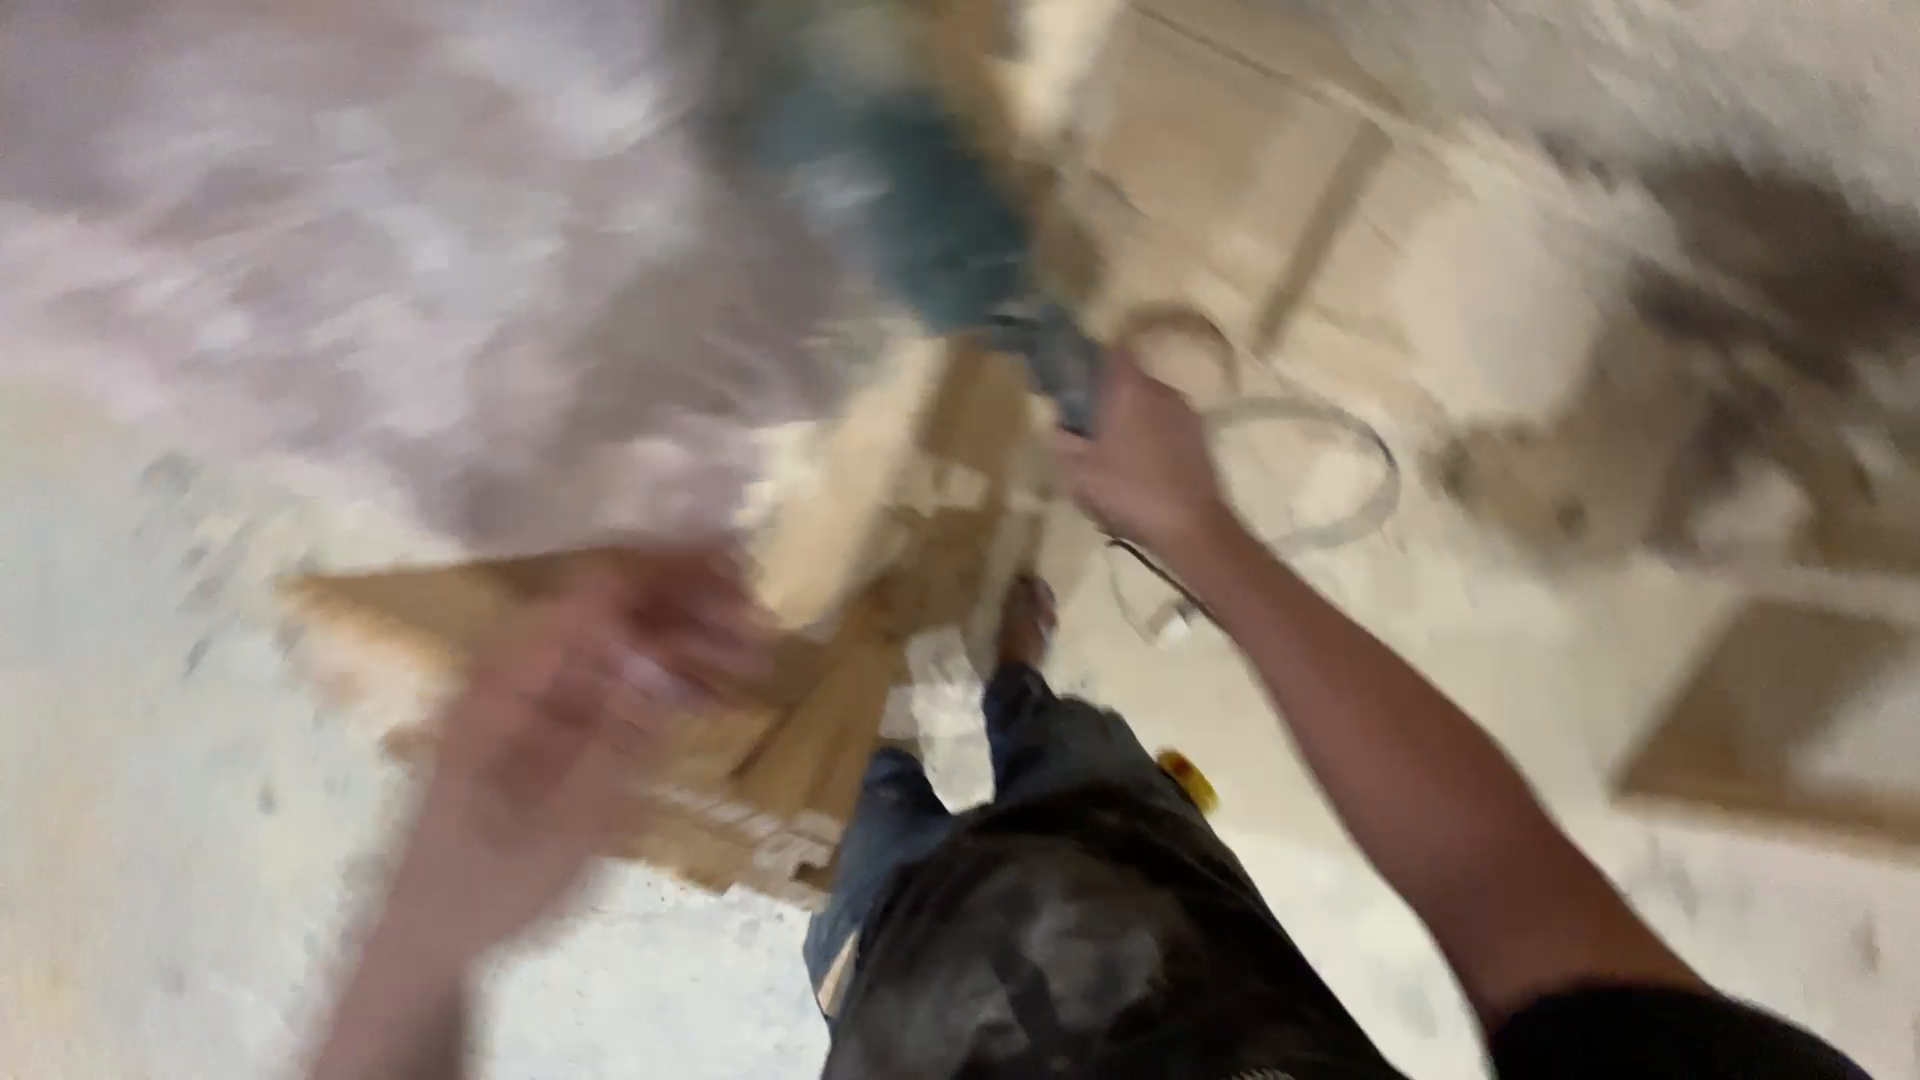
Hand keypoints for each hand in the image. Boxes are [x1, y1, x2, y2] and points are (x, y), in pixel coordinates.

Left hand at [378, 550, 766, 962]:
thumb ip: (618, 727)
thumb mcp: (571, 814)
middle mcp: (522, 664)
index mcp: (514, 677)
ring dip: (691, 638)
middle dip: (694, 602)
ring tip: (753, 659)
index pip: (601, 589)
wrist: (431, 935)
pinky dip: (668, 677)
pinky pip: (616, 673)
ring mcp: (535, 688)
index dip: (673, 570)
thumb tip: (662, 647)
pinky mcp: (550, 712)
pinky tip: (714, 696)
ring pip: (625, 634)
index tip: (738, 575)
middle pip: (618, 601)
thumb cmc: (498, 882)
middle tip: (758, 624)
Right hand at [1055, 350, 1235, 552]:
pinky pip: (1167, 423)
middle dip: (1109, 397)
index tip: (1075, 385)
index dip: (1091, 363)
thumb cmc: (1129, 492)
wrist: (1192, 526)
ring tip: (1116, 452)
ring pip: (1150, 403)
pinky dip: (1152, 435)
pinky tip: (1142, 466)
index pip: (1111, 353)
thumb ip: (1063, 441)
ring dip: (1132, 418)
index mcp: (1129, 389)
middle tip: (1089, 427)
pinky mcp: (1201, 436)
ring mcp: (1186, 413)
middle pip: (1130, 379)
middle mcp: (1162, 390)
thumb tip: (1059, 424)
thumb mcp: (1079, 472)